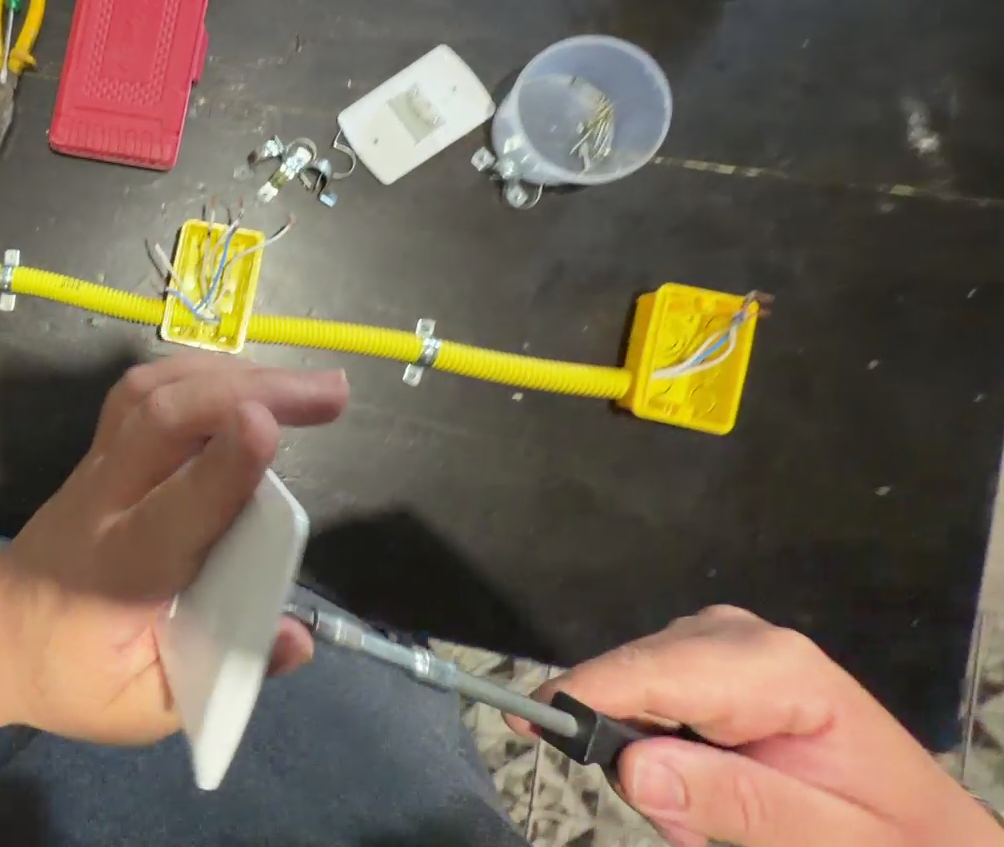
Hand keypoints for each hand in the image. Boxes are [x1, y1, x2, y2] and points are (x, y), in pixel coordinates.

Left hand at [0, 355, 348, 744]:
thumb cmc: (70, 677)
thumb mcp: (144, 709)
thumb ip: (221, 677)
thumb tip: (295, 636)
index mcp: (120, 569)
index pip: (175, 505)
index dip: (223, 464)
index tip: (270, 425)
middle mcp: (104, 500)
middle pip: (161, 420)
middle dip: (246, 390)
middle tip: (330, 393)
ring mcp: (95, 468)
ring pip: (147, 392)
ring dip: (223, 373)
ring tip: (294, 384)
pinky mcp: (97, 455)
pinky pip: (139, 395)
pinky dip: (193, 375)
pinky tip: (238, 383)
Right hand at [513, 606, 1003, 846]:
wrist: (934, 834)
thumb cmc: (898, 841)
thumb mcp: (832, 841)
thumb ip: (735, 802)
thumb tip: (629, 769)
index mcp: (770, 665)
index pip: (646, 674)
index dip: (581, 698)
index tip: (525, 723)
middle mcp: (731, 633)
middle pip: (629, 678)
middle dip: (631, 751)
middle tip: (682, 828)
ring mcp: (713, 637)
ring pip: (628, 686)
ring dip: (642, 753)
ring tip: (701, 813)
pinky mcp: (700, 653)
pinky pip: (643, 690)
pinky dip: (652, 742)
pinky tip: (696, 777)